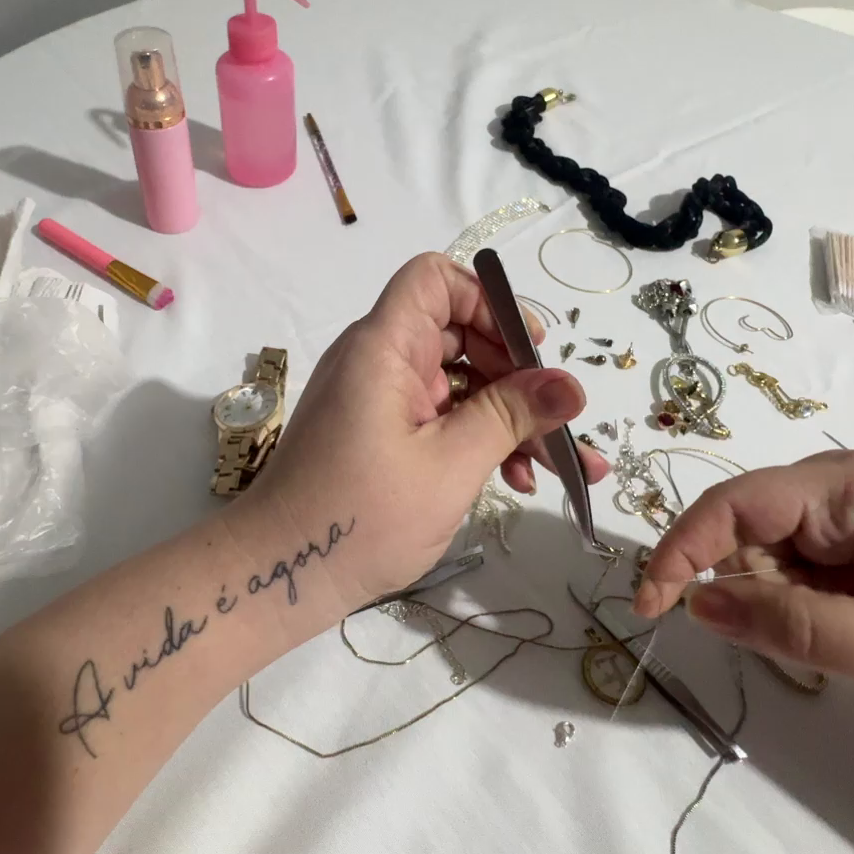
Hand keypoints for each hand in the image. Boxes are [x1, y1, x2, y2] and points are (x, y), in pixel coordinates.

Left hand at [246, 253, 607, 608]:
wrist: (281, 574)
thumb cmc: (361, 518)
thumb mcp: (449, 467)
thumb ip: (511, 417)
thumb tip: (571, 385)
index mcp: (384, 347)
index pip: (433, 280)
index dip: (485, 299)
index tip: (527, 349)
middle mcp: (379, 360)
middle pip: (458, 334)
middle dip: (515, 374)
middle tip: (557, 419)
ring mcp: (379, 397)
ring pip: (458, 382)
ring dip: (508, 417)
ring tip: (561, 467)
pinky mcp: (381, 432)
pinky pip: (440, 416)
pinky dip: (477, 438)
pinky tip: (517, 480)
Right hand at [635, 450, 853, 741]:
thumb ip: (791, 625)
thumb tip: (694, 604)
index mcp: (848, 484)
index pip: (735, 503)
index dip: (684, 548)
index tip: (650, 605)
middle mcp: (833, 489)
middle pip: (741, 533)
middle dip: (755, 591)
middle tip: (819, 641)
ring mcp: (836, 520)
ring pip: (755, 559)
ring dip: (775, 607)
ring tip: (847, 641)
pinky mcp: (839, 553)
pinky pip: (779, 579)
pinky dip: (789, 614)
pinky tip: (844, 635)